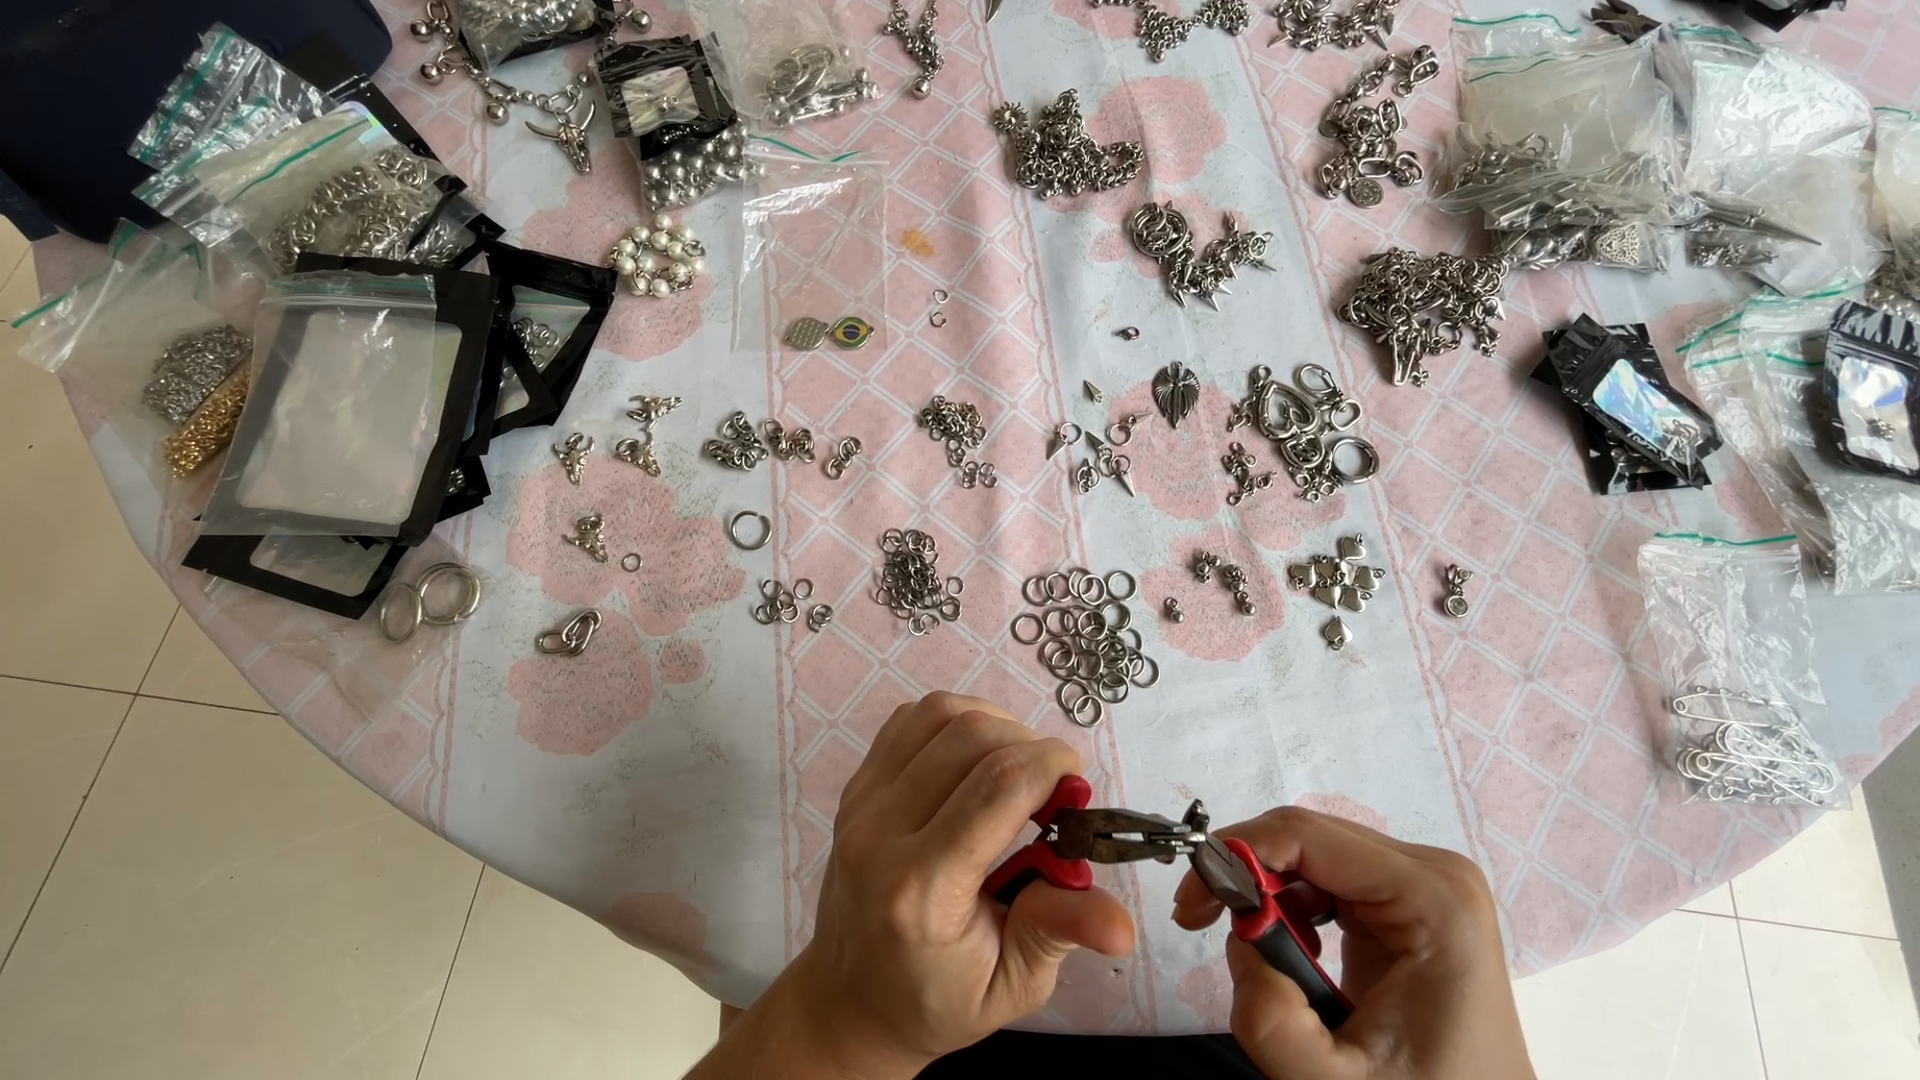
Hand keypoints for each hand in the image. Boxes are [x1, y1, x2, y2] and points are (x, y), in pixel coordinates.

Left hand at [690, 692, 1134, 1078]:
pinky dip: (956, 720)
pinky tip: (976, 756)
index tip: (1077, 780)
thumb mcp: (1011, 987)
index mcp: (921, 891)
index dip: (1050, 764)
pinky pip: (912, 719)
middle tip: (1052, 782)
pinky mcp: (856, 784)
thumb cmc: (936, 997)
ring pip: (939, 714)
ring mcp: (861, 800)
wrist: (850, 997)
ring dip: (994, 724)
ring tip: (1018, 763)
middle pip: (970, 738)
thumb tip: (1122, 923)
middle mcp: (880, 833)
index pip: (996, 790)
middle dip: (1029, 744)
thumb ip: (1058, 935)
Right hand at [1173, 808, 1533, 1079]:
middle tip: (1196, 920)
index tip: (1189, 906)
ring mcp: (1423, 882)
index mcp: (1433, 901)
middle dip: (1242, 871)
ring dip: (1262, 889)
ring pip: (1308, 851)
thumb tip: (1240, 943)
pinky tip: (1285, 947)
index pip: (1306, 836)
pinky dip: (1287, 902)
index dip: (1235, 854)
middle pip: (1305, 836)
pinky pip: (1324, 875)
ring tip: (1246, 946)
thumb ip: (1271, 1021)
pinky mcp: (1406, 900)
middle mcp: (1433, 874)